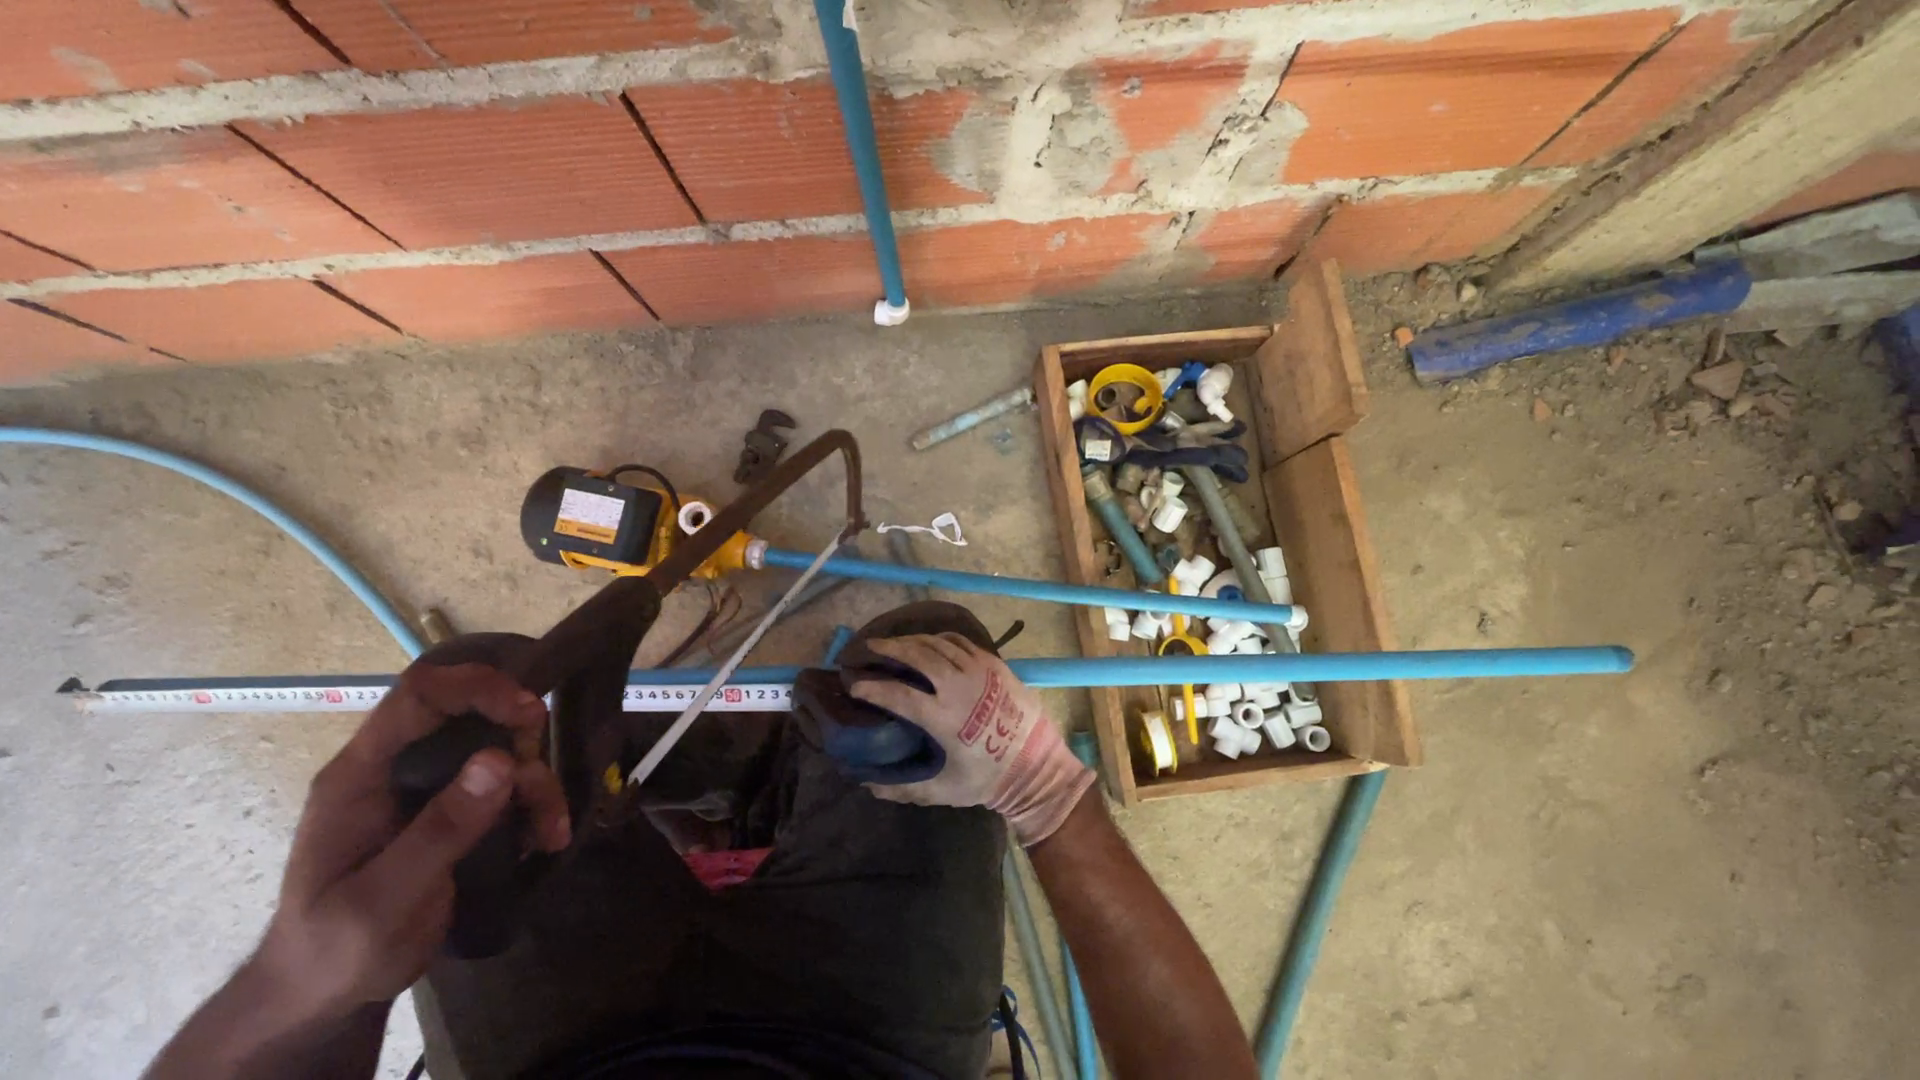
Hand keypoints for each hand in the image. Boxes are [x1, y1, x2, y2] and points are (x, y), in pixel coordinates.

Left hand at [249, 662, 570, 1024]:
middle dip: (518, 738)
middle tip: (544, 775)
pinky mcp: (454, 813)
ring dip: (536, 785)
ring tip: (552, 831)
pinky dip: (535, 807)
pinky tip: (546, 840)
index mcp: (361, 775)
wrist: (325, 996)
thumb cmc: (336, 949)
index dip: (477, 688)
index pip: (419, 697)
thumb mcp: (384, 900)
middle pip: (470, 717)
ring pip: (499, 755)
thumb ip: (441, 830)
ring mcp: (427, 791)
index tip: (529, 713)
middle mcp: (396, 769)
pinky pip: (507, 789)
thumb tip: (501, 760)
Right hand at [849, 634, 1095, 845]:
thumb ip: (904, 789)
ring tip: (894, 642)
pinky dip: (940, 639)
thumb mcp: (944, 790)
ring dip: (912, 640)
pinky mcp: (994, 664)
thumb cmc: (988, 780)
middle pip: (916, 655)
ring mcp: (979, 671)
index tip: (854, 685)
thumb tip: (868, 786)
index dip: (872, 688)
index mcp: (942, 718)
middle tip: (868, 647)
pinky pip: (961, 643)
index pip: (897, 695)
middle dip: (889, 648)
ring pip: (938, 644)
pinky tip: (929, 642)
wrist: (1037, 767)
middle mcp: (958, 687)